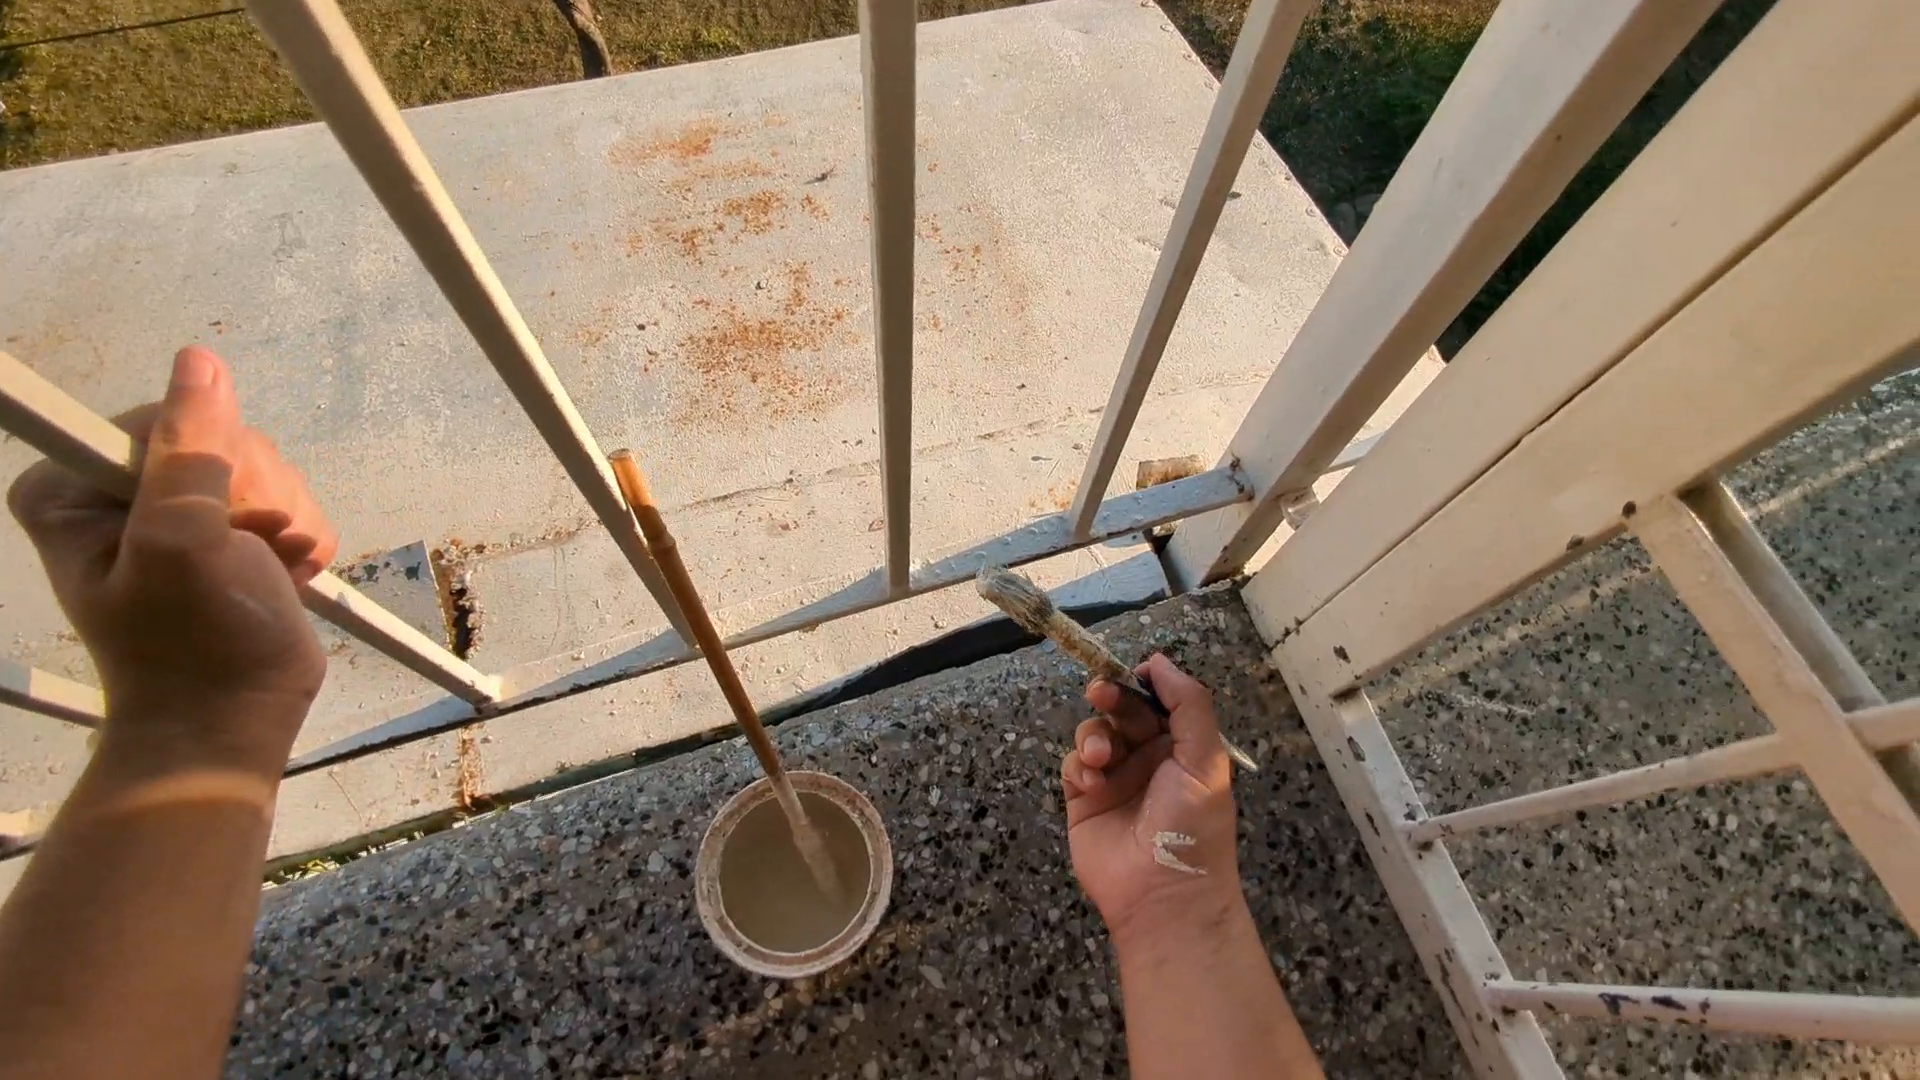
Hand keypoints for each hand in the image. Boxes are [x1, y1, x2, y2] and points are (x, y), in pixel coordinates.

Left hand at [7, 347, 336, 766]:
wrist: (238, 709)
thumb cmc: (196, 638)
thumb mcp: (183, 541)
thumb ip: (192, 452)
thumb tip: (201, 361)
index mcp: (81, 487)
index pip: (173, 422)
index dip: (222, 466)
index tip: (226, 524)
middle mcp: (131, 492)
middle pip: (235, 446)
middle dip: (268, 502)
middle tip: (255, 553)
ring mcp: (193, 514)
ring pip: (279, 475)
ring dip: (296, 524)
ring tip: (275, 569)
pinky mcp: (244, 534)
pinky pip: (302, 504)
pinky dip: (313, 540)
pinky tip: (290, 572)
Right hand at [1062, 654, 1239, 941]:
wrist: (1163, 896)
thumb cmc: (1192, 825)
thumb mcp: (1206, 759)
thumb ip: (1188, 704)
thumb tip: (1158, 660)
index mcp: (1180, 747)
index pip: (1156, 701)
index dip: (1140, 684)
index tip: (1127, 673)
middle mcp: (1146, 758)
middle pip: (1120, 710)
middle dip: (1109, 698)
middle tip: (1099, 693)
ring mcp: (1113, 777)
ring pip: (1093, 732)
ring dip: (1093, 735)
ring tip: (1101, 757)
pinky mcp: (1083, 798)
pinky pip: (1073, 764)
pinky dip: (1079, 764)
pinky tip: (1090, 780)